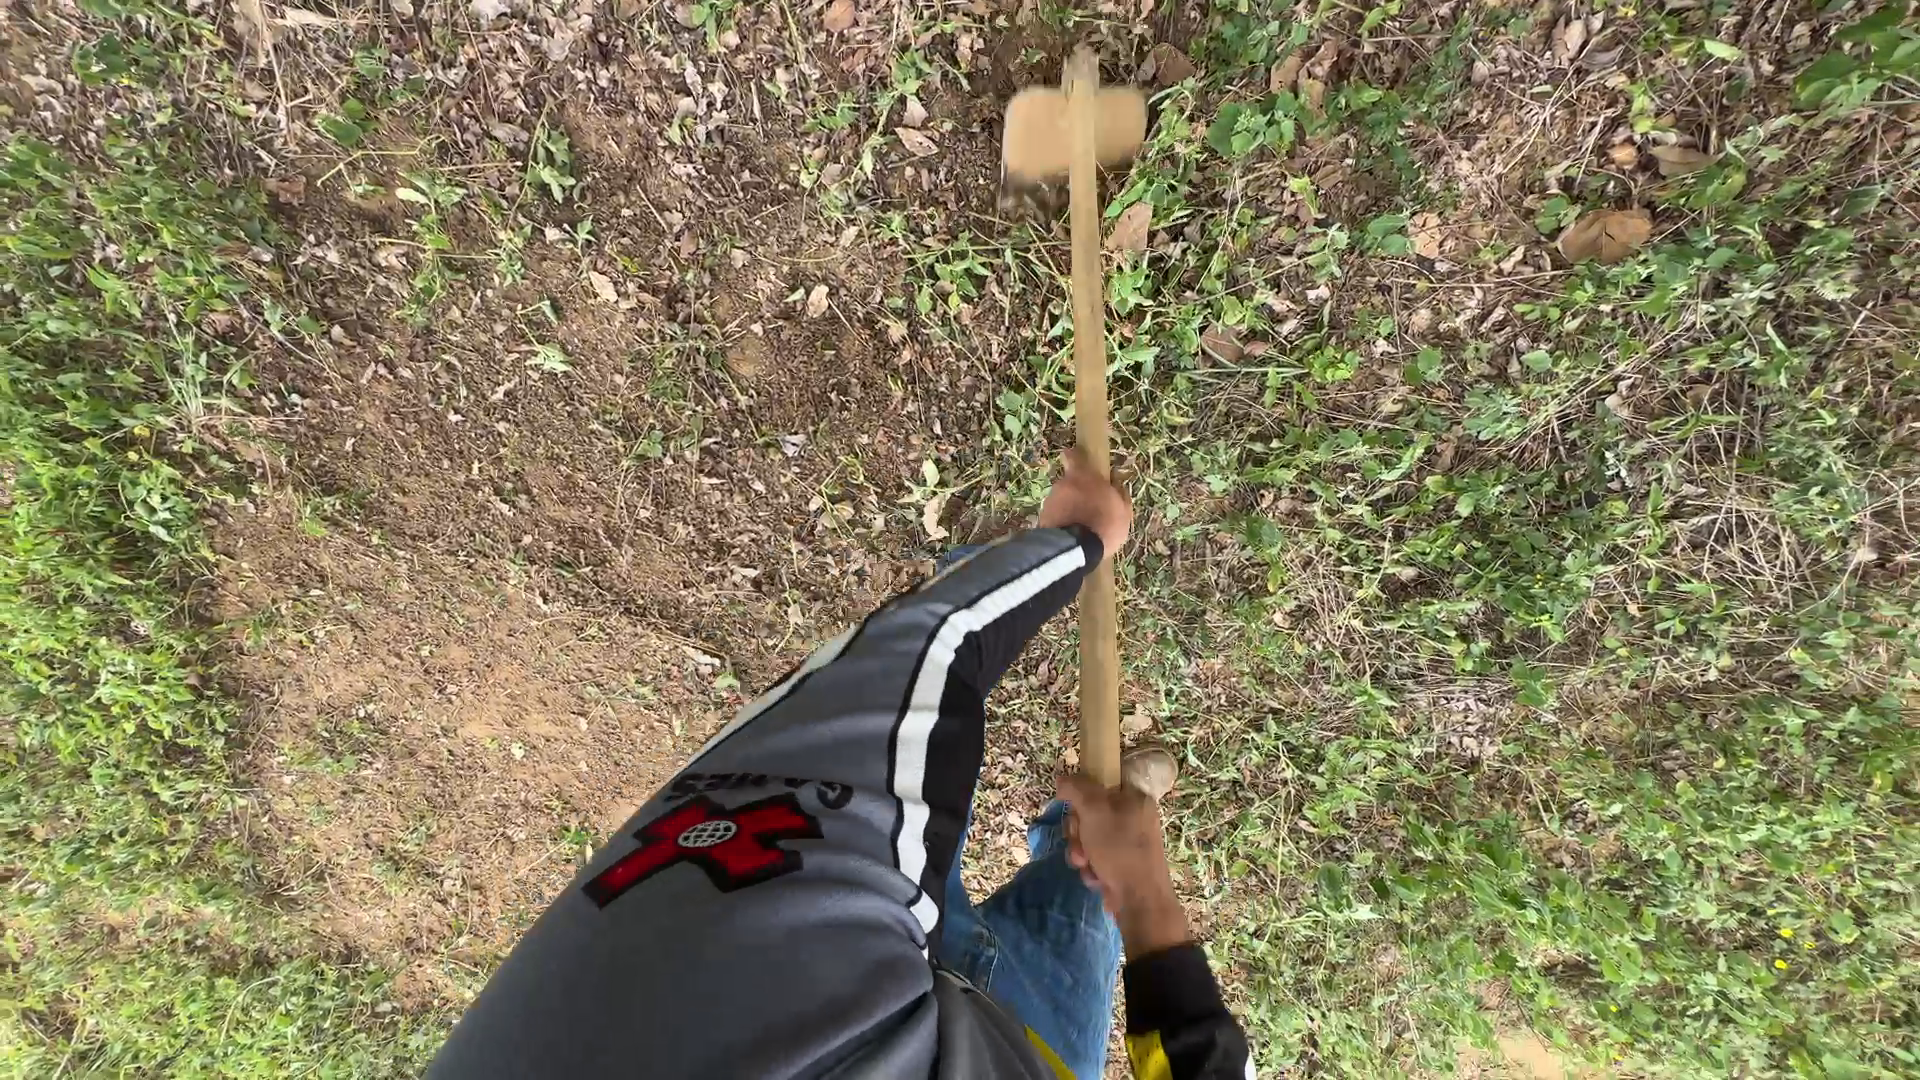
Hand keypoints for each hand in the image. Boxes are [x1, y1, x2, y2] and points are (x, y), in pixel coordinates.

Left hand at [1036, 448, 1131, 558]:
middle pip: (1069, 484)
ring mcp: (1050, 502)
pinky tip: (1072, 534)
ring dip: (1069, 509)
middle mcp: (1062, 484)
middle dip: (1077, 492)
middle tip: (1089, 507)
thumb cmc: (1104, 524)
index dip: (1074, 457)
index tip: (1075, 459)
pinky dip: (1062, 522)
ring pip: (1061, 501)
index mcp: (1082, 475)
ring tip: (1081, 526)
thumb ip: (1119, 494)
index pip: (1073, 457)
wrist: (1075, 549)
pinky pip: (1055, 516)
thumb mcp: (1123, 511)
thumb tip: (1116, 484)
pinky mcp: (1042, 519)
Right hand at [1057, 771, 1190, 956]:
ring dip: (1080, 849)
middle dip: (1078, 828)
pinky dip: (1091, 865)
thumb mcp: (1093, 810)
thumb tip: (1063, 779)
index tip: (1074, 805)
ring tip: (1084, 863)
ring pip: (1089, 834)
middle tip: (1079, 839)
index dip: (1083, 792)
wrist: (1139, 901)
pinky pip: (1096, 854)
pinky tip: (1094, 875)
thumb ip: (1076, 788)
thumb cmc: (1119, 848)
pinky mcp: (1122, 863)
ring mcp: (1129, 841)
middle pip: (1091, 810)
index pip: (1102, 780)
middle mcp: (1134, 816)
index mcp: (1135, 797)